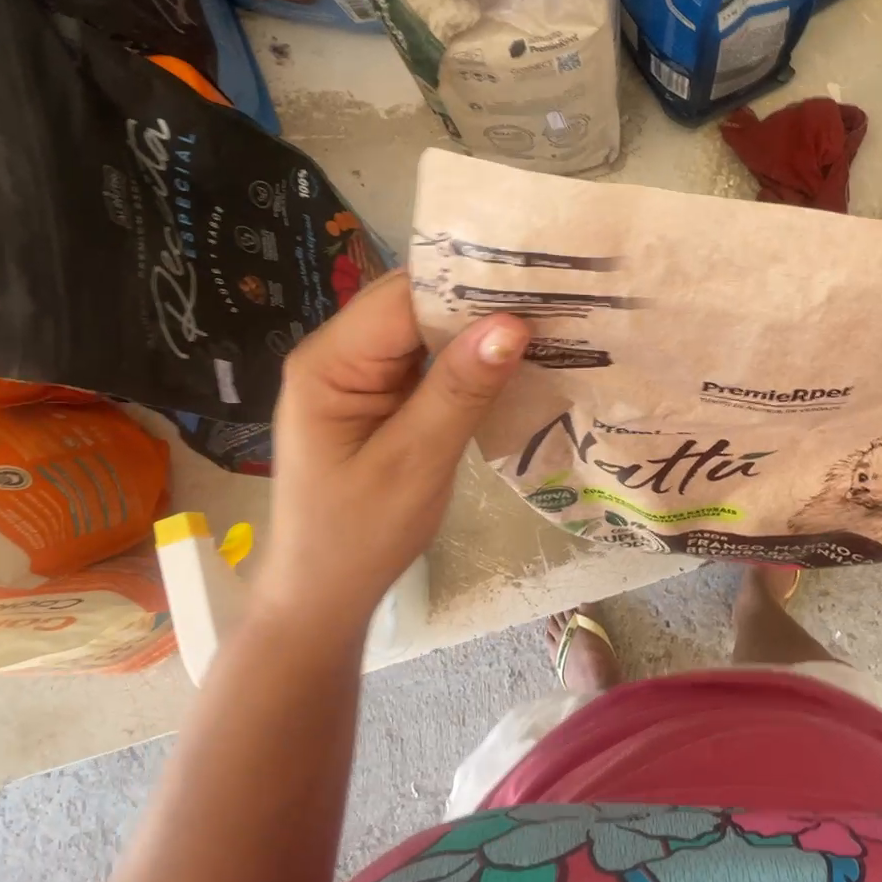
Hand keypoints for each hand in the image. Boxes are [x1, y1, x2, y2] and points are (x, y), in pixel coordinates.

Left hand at [256, 271, 528, 632]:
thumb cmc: (357, 537)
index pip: (405, 296)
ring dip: (482, 329)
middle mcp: (341, 354)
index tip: (539, 284)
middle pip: (417, 304)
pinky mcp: (382, 396)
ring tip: (550, 323)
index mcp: (330, 362)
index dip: (471, 285)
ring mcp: (362, 375)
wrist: (323, 596)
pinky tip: (517, 360)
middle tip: (558, 300)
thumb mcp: (414, 464)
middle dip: (482, 301)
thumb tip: (513, 324)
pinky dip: (472, 359)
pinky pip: (431, 361)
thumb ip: (459, 390)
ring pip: (428, 330)